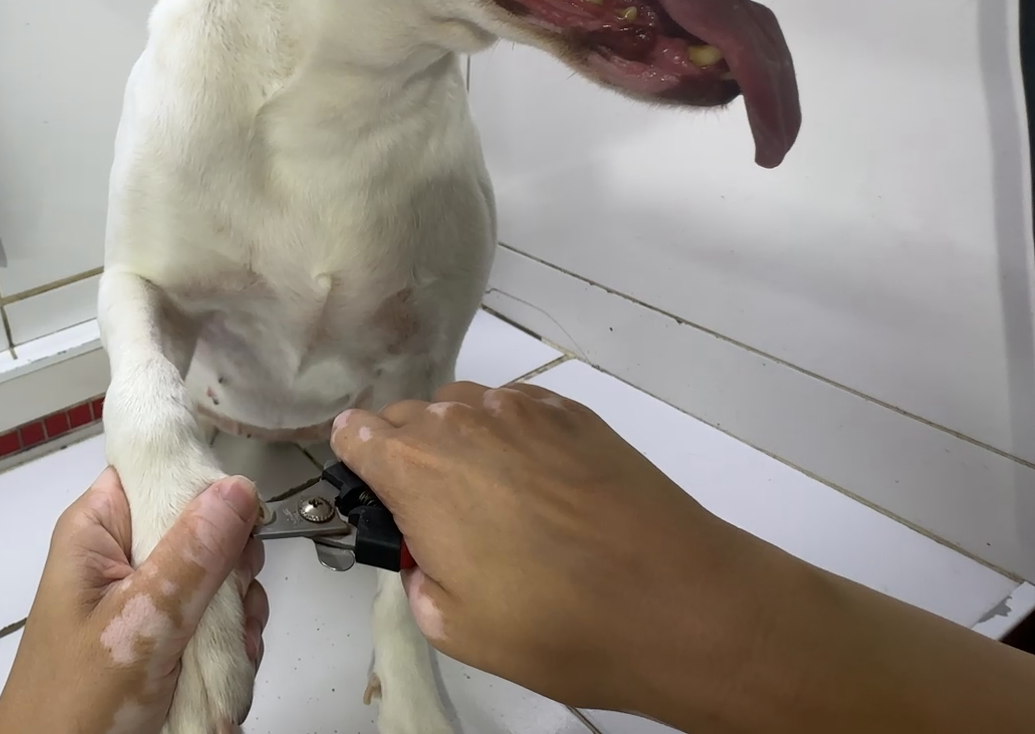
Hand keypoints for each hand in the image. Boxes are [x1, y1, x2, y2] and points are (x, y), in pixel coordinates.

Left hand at [0, 469, 267, 733]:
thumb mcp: (138, 625)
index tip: (239, 517)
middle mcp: (120, 556)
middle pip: (195, 524)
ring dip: (234, 612)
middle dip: (228, 562)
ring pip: (212, 576)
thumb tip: (237, 488)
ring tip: (230, 649)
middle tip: (234, 597)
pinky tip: (227, 670)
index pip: (154, 471)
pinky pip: (213, 620)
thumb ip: (190, 557)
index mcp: (98, 530)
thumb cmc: (72, 710)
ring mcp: (143, 600)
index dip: (199, 483)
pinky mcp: (161, 639)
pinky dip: (230, 645)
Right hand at [330, 381, 774, 718]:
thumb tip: (425, 553)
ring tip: (502, 491)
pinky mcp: (564, 407)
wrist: (683, 605)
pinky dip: (512, 432)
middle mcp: (452, 421)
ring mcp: (512, 407)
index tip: (381, 490)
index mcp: (411, 468)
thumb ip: (413, 576)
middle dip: (408, 454)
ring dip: (459, 439)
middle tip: (447, 510)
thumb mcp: (454, 628)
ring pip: (456, 406)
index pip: (351, 432)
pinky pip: (512, 407)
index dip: (358, 460)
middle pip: (402, 416)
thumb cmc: (558, 623)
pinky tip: (547, 479)